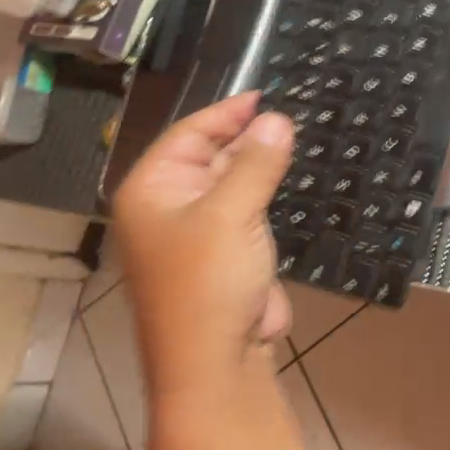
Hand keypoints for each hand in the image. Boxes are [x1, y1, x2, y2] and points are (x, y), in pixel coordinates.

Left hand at [113, 91, 295, 385]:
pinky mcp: (230, 250)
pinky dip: (269, 192)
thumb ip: (256, 163)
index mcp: (153, 189)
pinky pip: (249, 208)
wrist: (217, 354)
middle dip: (247, 137)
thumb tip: (278, 120)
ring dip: (261, 164)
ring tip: (297, 141)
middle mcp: (171, 203)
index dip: (227, 113)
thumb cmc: (209, 279)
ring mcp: (201, 228)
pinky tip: (291, 179)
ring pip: (233, 182)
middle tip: (291, 118)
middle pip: (210, 155)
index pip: (189, 135)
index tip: (268, 95)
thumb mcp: (233, 213)